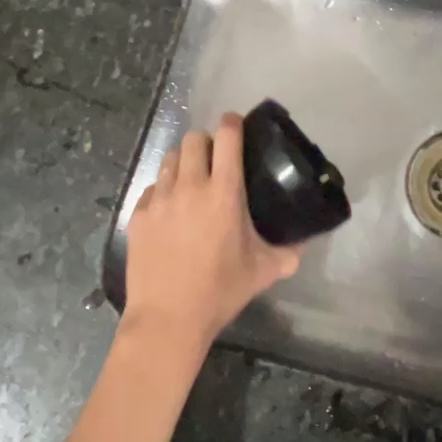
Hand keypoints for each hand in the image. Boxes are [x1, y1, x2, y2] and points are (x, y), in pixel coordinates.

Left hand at [123, 113, 301, 351]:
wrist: (168, 318)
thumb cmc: (220, 291)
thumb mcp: (263, 271)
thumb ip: (288, 253)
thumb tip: (303, 244)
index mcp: (223, 193)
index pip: (227, 137)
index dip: (232, 123)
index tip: (236, 125)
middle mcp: (190, 186)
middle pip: (194, 139)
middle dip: (206, 141)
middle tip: (216, 159)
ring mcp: (159, 199)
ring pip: (171, 160)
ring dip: (184, 162)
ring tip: (192, 181)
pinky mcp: (138, 215)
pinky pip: (152, 188)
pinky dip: (163, 191)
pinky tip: (170, 211)